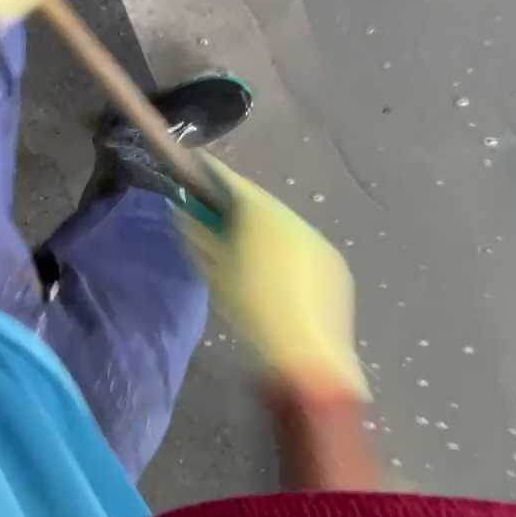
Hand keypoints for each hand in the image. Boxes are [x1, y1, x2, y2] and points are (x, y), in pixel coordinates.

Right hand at [176, 154, 367, 400]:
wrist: (307, 352)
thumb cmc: (250, 306)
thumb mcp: (212, 269)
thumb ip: (196, 234)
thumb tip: (181, 212)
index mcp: (259, 213)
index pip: (230, 180)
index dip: (209, 171)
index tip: (194, 164)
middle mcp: (292, 216)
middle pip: (257, 200)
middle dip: (235, 201)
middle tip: (214, 206)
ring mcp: (316, 237)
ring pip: (281, 221)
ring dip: (260, 224)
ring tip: (243, 240)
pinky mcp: (333, 260)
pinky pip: (300, 242)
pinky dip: (283, 245)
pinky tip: (274, 267)